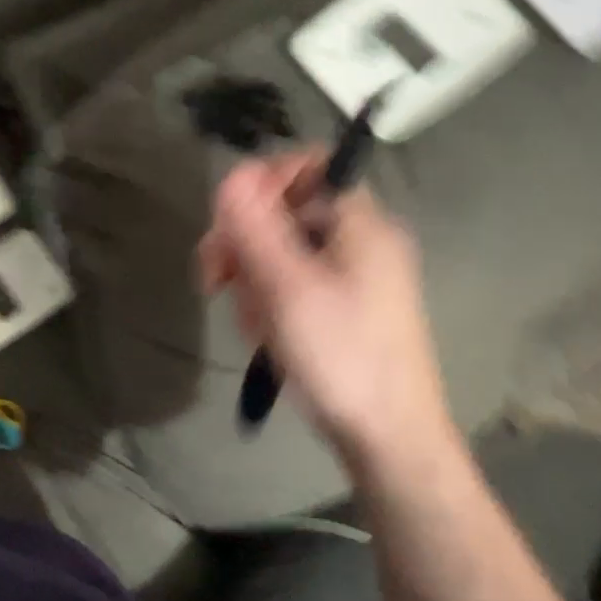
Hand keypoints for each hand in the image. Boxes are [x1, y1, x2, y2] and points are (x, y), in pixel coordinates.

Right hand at [197, 151, 452, 461]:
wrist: (385, 431)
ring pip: (280, 253)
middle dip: (243, 244)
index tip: (226, 227)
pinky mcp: (340, 308)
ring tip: (250, 321)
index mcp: (360, 224)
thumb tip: (231, 177)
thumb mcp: (287, 289)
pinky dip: (267, 303)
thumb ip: (256, 230)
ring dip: (250, 281)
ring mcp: (352, 276)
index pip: (307, 169)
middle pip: (285, 212)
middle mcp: (359, 241)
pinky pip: (289, 286)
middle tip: (215, 281)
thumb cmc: (340, 355)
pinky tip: (263, 333)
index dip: (260, 186)